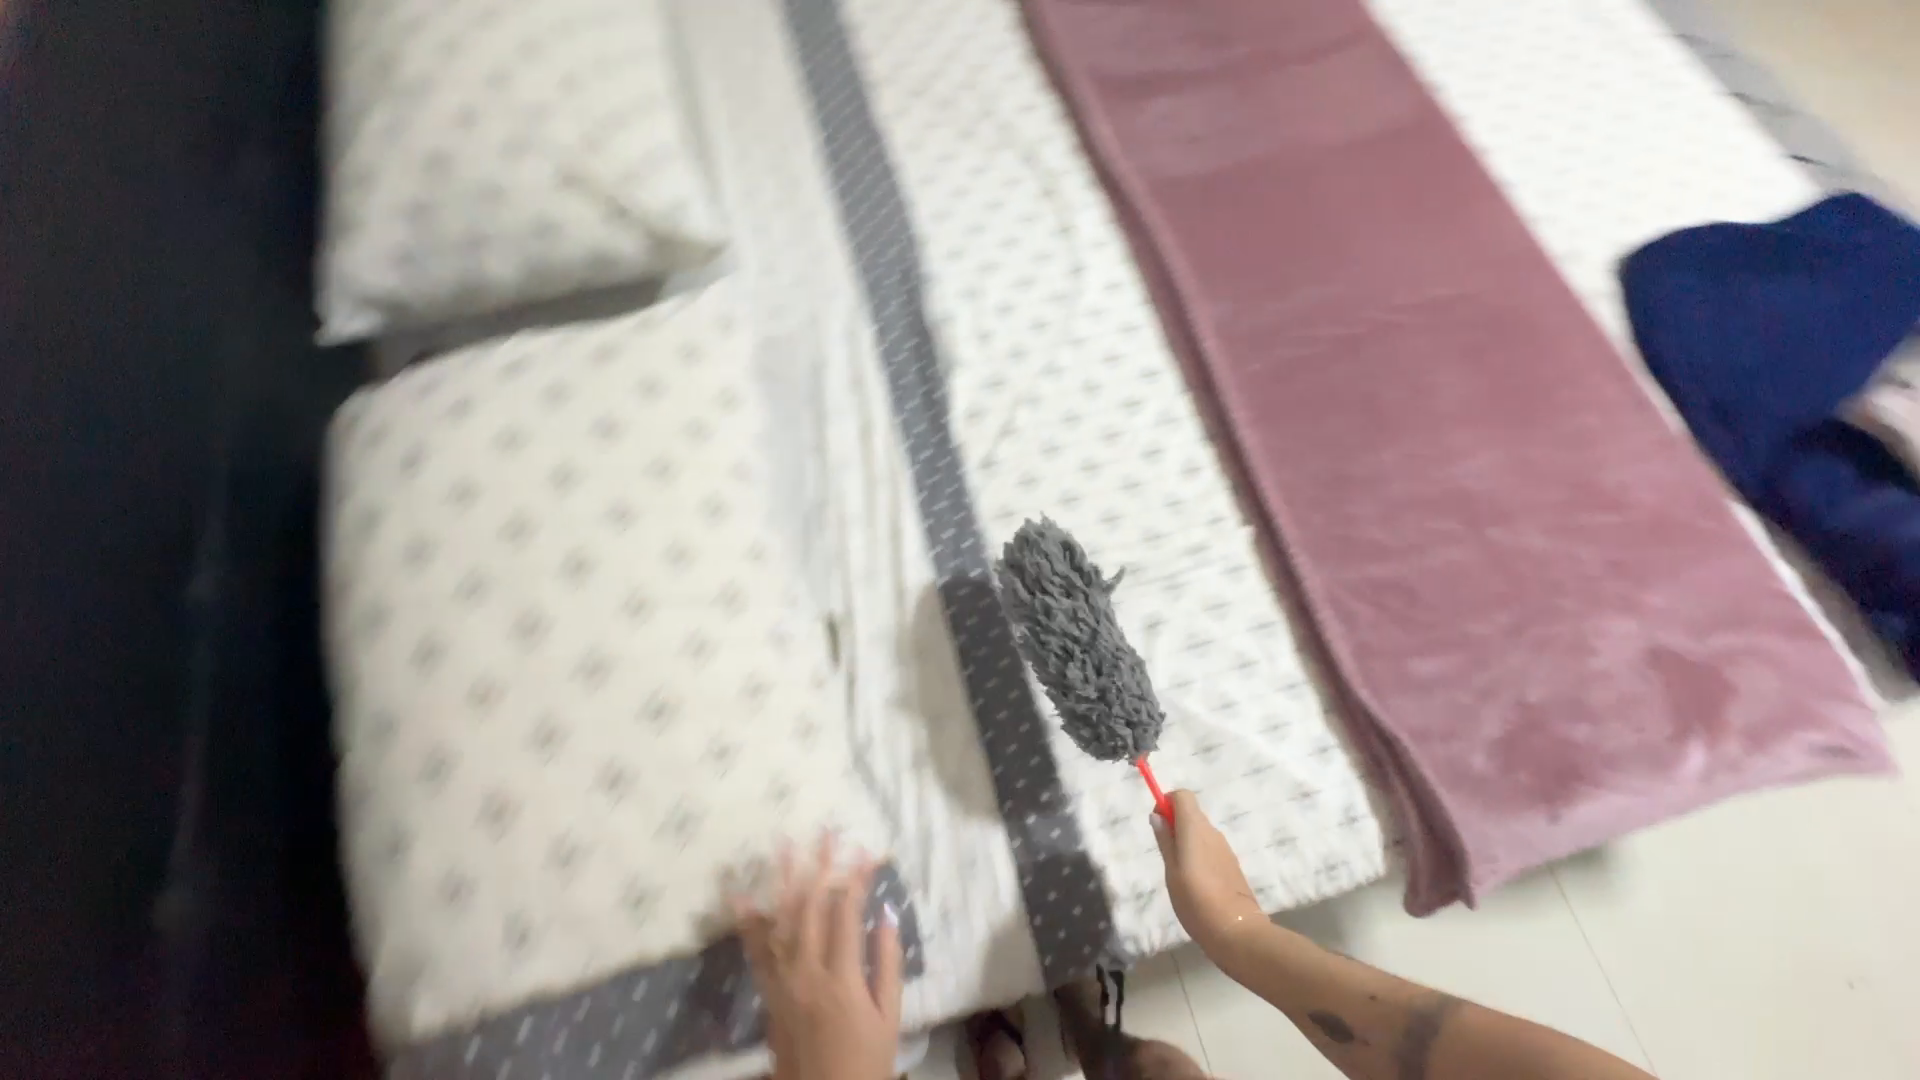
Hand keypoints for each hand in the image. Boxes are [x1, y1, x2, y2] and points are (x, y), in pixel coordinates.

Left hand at [734, 836, 903, 1079]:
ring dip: (783, 879)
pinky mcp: (768, 994)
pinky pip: (756, 950)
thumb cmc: (864, 1064)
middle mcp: (807, 972)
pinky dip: (748, 920)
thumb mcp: (889, 1018)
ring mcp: (782, 982)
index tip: (867, 851)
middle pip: (811, 906)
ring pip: (781, 920)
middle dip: (819, 865)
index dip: (857, 878)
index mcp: (842, 978)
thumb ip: (887, 964)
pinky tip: (740, 894)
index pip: (847, 913)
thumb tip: (887, 914)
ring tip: (783, 844)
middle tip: (824, 831)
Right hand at [1152, 790, 1265, 956]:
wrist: (1237, 932)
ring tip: (1178, 872)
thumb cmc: (1196, 900)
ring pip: (1200, 831)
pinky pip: (1210, 847)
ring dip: (1186, 840)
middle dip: (1174, 824)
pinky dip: (1198, 853)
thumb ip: (1165, 841)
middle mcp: (1212, 832)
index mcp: (1195, 828)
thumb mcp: (1171, 871)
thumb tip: (1157, 816)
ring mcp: (1224, 848)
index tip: (1158, 825)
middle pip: (1191, 812)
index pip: (1182, 795)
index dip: (1167, 803)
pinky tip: (1195, 881)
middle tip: (1165, 853)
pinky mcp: (1231, 864)